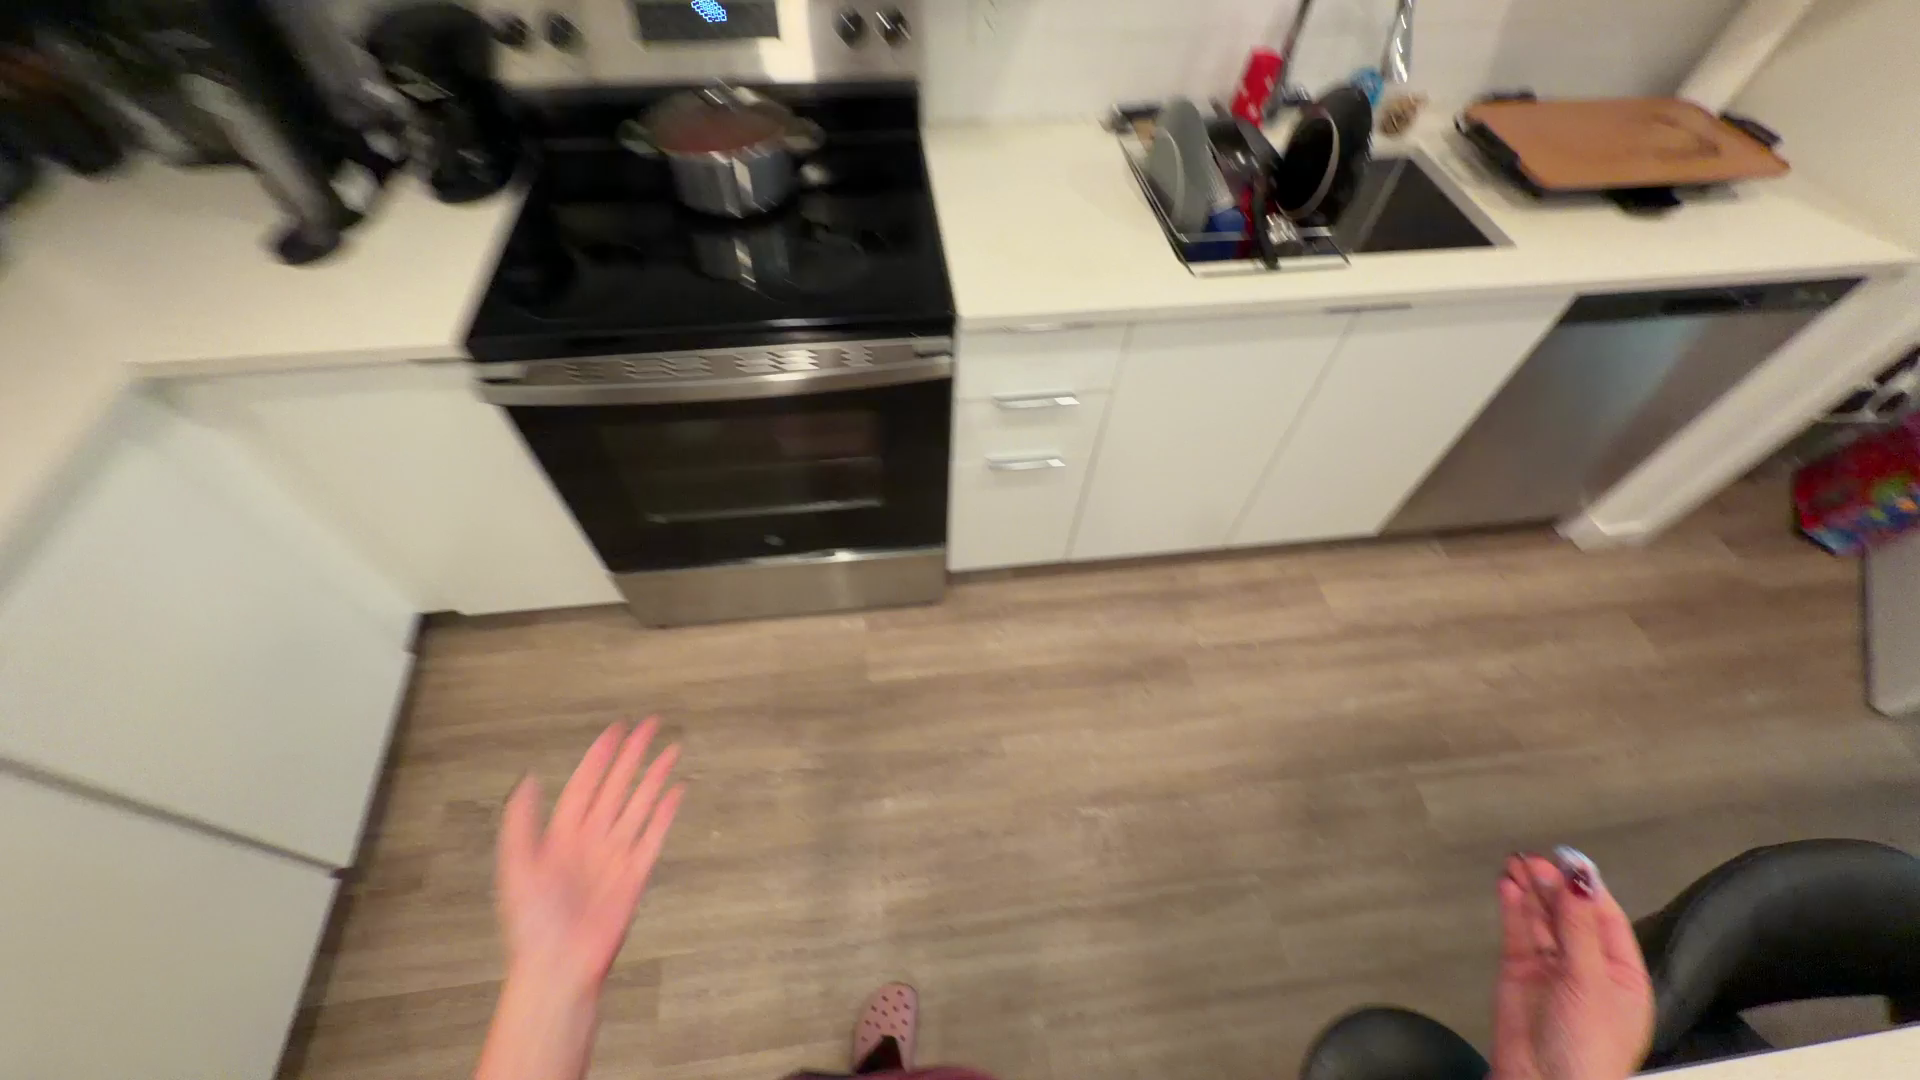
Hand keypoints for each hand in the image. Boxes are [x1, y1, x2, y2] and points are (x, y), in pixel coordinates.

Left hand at [496, 719, 683, 991]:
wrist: (558, 966)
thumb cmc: (532, 921)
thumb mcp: (515, 867)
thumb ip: (522, 822)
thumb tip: (531, 778)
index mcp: (562, 834)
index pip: (586, 784)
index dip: (600, 755)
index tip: (617, 728)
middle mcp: (592, 837)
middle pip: (617, 786)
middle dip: (633, 755)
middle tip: (652, 725)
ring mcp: (617, 854)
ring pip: (639, 804)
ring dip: (655, 776)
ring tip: (672, 749)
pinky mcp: (637, 872)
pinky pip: (655, 834)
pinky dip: (667, 812)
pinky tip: (678, 790)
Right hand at [1492, 851, 1653, 1079]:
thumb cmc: (1585, 1046)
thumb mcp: (1589, 983)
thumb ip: (1578, 929)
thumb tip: (1578, 881)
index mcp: (1621, 975)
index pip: (1605, 919)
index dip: (1587, 888)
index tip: (1568, 859)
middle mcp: (1587, 967)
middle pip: (1569, 915)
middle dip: (1553, 886)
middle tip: (1534, 860)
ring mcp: (1550, 967)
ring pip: (1541, 919)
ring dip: (1530, 891)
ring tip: (1516, 863)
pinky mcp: (1518, 968)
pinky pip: (1517, 931)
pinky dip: (1512, 907)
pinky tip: (1507, 887)